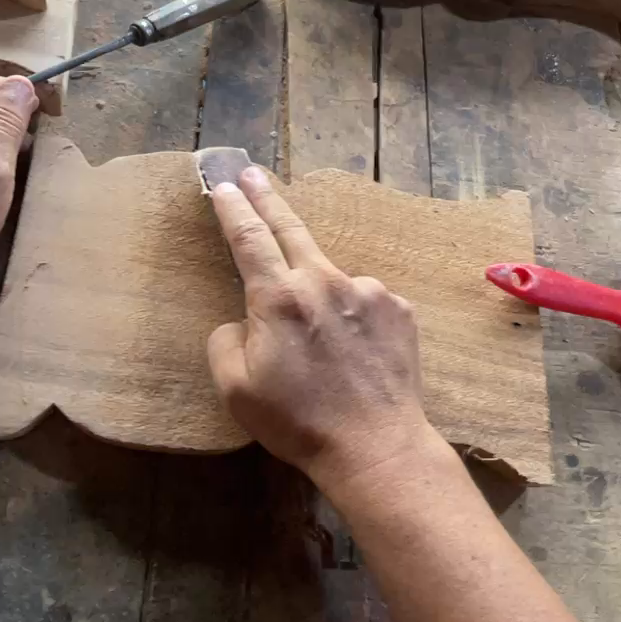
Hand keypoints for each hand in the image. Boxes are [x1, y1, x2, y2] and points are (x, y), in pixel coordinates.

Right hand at [206, 164, 442, 492]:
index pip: (248, 237)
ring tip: (319, 344)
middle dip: (266, 197)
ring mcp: (367, 290)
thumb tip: (241, 319)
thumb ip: (224, 340)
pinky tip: (354, 352)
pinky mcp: (398, 307)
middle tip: (252, 173)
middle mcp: (324, 281)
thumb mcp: (235, 389)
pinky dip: (351, 316)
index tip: (223, 184)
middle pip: (289, 227)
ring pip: (329, 277)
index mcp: (280, 297)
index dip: (232, 208)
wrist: (377, 448)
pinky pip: (363, 300)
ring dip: (316, 292)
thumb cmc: (298, 423)